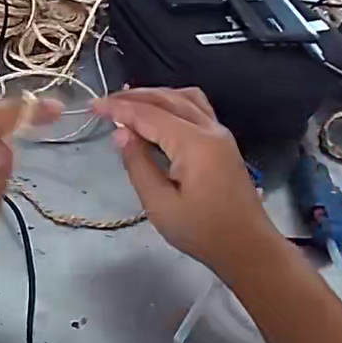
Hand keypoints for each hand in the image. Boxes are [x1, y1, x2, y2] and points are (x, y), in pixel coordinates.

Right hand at [91, 88, 282, 275]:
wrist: (247, 246)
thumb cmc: (202, 231)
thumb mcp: (160, 204)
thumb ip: (138, 164)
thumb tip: (120, 133)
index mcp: (194, 143)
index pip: (149, 114)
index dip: (119, 108)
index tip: (94, 106)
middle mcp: (210, 129)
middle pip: (168, 99)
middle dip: (134, 97)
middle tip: (105, 103)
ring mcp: (220, 133)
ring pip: (185, 99)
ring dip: (155, 96)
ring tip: (128, 104)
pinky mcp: (223, 142)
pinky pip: (196, 109)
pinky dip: (173, 103)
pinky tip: (158, 114)